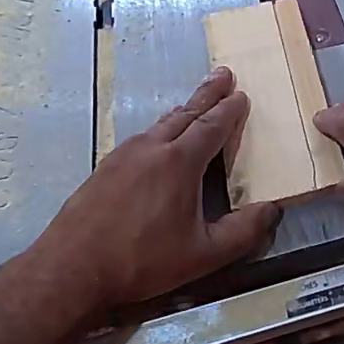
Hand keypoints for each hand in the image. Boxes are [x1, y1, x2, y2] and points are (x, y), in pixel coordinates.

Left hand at [22, 67, 280, 312]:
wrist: (70, 269)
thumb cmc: (141, 260)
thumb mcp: (203, 255)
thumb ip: (243, 232)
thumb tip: (273, 209)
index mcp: (179, 163)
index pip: (211, 127)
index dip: (229, 111)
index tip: (241, 95)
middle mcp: (151, 149)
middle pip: (186, 113)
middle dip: (208, 94)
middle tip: (223, 73)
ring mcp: (123, 156)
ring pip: (161, 124)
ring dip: (184, 110)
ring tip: (196, 103)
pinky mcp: (105, 168)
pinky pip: (142, 137)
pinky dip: (161, 128)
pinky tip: (159, 138)